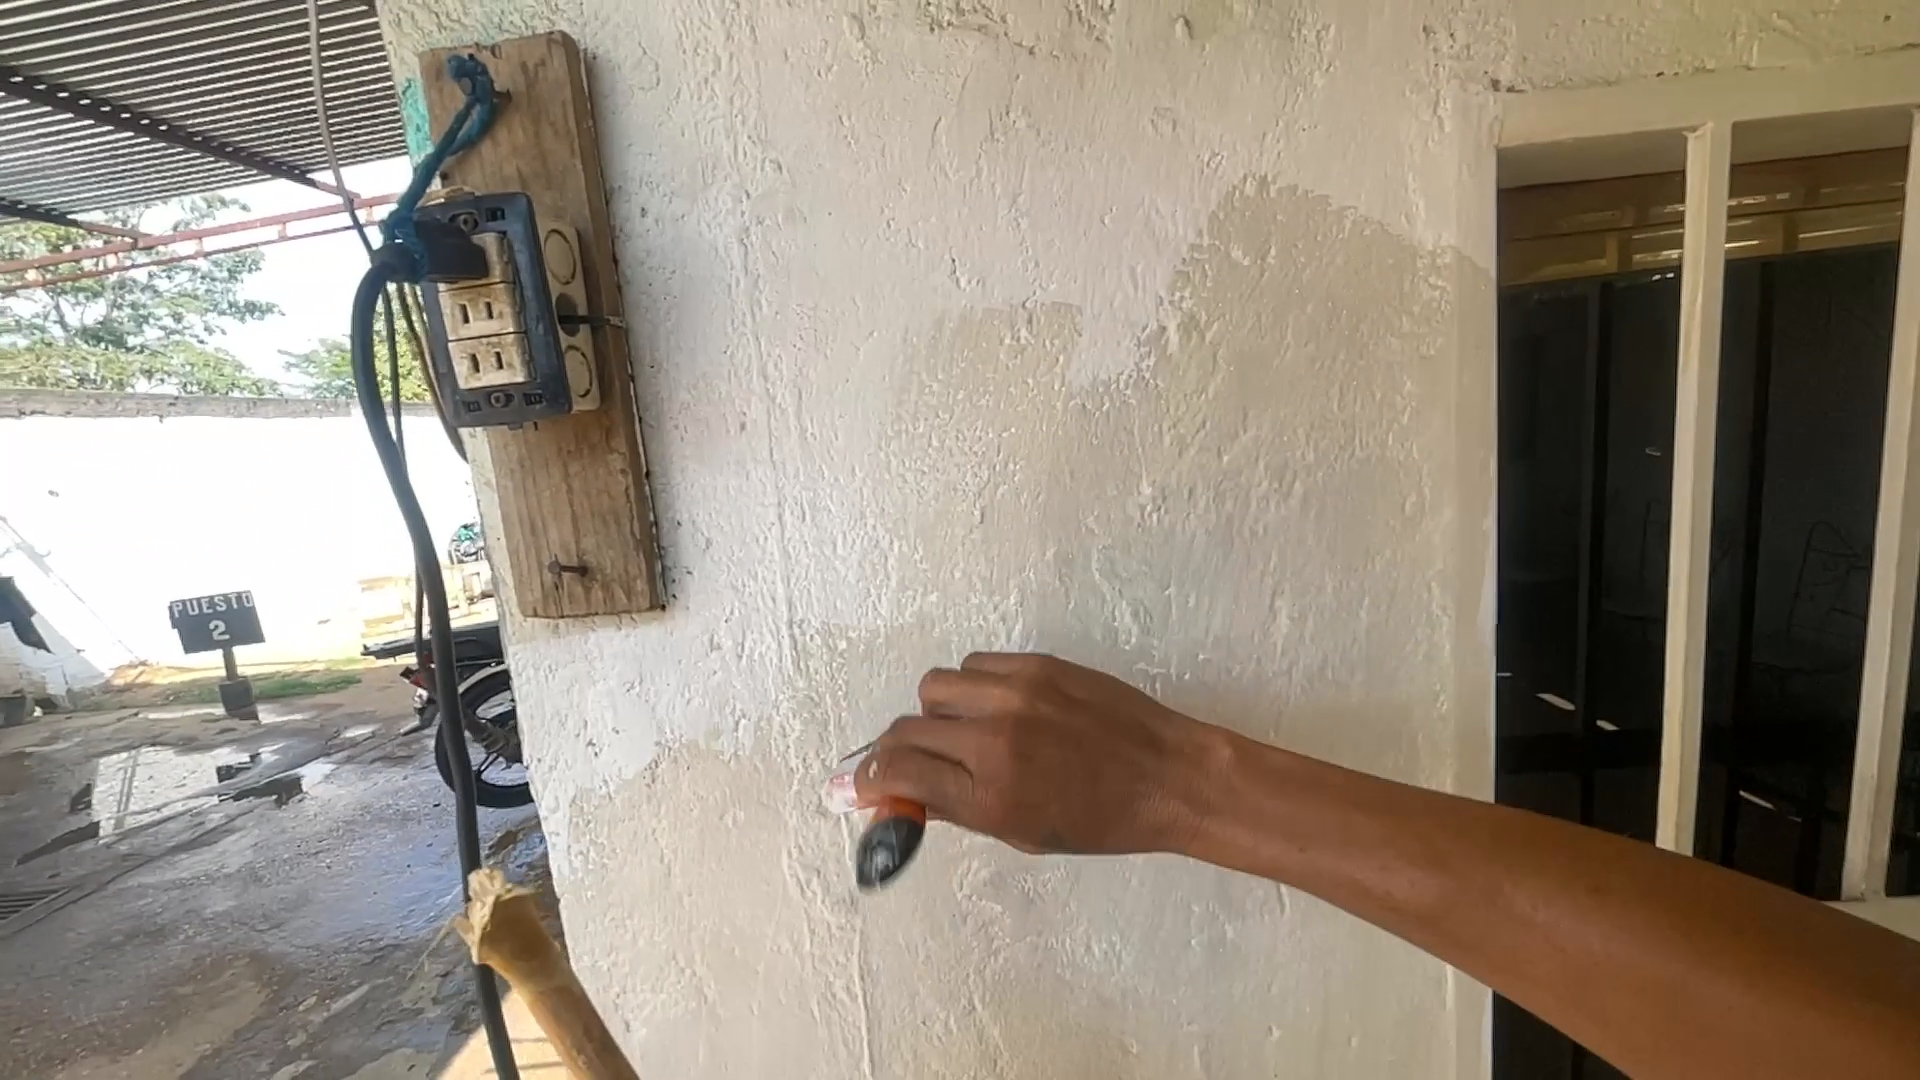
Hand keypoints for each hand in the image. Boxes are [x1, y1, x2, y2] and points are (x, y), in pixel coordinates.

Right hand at [852, 653, 1229, 854]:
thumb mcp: (1021, 833)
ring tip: (966, 730)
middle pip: (905, 728)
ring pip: (934, 687)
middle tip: (916, 760)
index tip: (861, 784)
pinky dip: (972, 688)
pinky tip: (997, 707)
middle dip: (899, 749)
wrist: (1168, 774)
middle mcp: (994, 740)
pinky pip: (974, 665)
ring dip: (937, 713)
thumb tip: (897, 797)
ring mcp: (1014, 695)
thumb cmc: (1102, 820)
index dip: (868, 779)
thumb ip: (954, 809)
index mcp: (990, 796)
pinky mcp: (1035, 664)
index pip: (897, 773)